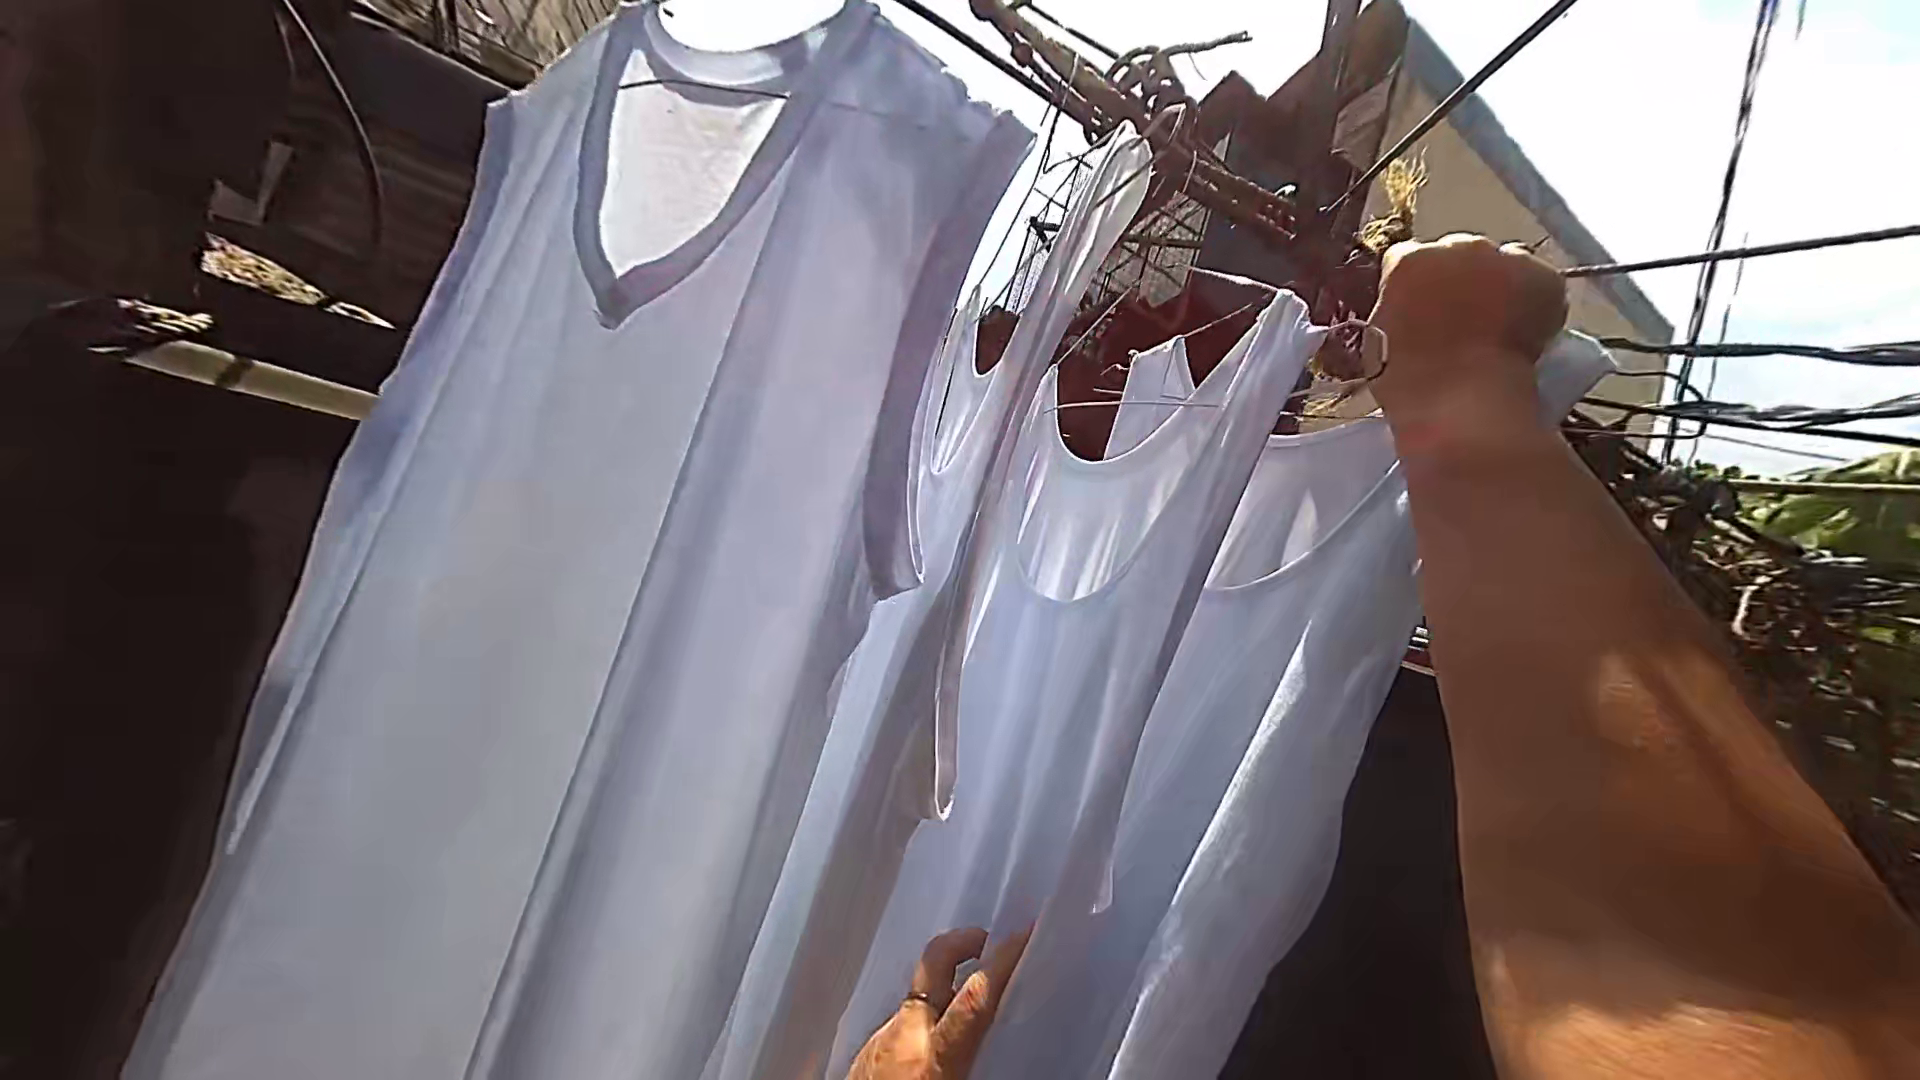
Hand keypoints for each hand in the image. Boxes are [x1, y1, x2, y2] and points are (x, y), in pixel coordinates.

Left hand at [846, 925, 1032, 1079]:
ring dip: (944, 991)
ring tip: (967, 1008)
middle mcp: (906, 1033)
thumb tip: (1000, 1047)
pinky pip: (903, 1020)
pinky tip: (931, 1048)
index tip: (1023, 933)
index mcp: (934, 1058)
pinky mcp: (864, 1048)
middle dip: (964, 941)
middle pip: (935, 958)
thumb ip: (975, 1065)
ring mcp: (881, 1035)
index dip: (1002, 960)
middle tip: (988, 944)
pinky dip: (923, 1022)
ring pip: (920, 992)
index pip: (974, 996)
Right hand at [1366, 233, 1567, 440]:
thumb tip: (1407, 301)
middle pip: (1454, 251)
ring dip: (1490, 281)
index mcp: (1409, 261)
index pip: (1402, 257)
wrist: (1459, 395)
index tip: (1406, 304)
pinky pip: (1534, 279)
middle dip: (1450, 276)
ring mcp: (1509, 258)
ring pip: (1499, 260)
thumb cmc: (1402, 373)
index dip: (1404, 282)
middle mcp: (1460, 246)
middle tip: (1447, 313)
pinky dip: (1526, 297)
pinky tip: (1513, 325)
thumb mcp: (1377, 333)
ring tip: (1485, 319)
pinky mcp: (1548, 277)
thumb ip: (1393, 304)